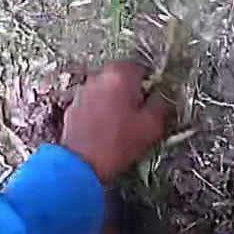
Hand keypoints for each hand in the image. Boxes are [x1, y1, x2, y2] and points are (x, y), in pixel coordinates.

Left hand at [59, 61, 169, 182]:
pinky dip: (100, 112)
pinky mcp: (73, 107)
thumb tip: (161, 98)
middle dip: (131, 93)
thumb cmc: (117, 145)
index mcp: (120, 76)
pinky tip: (106, 130)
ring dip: (115, 102)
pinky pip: (93, 103)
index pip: (141, 68)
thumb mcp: (152, 126)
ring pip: (106, 91)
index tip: (153, 99)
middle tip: (139, 114)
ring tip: (122, 125)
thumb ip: (161, 105)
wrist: (81, 165)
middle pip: (122, 78)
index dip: (150, 85)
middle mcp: (99, 78)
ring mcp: (83, 92)